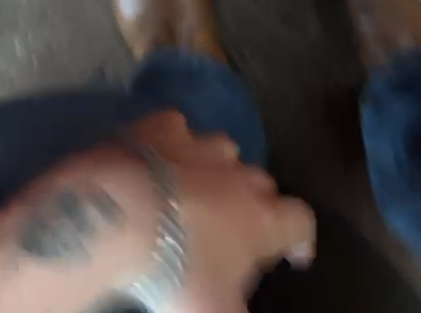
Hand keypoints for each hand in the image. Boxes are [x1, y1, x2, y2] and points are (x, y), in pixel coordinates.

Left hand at [132, 110, 315, 311]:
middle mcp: (238, 175)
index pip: (300, 221)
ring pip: (224, 149)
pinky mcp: (160, 126)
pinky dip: (176, 139)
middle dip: (257, 202)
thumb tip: (241, 310)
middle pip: (262, 182)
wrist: (119, 214)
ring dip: (220, 167)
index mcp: (262, 219)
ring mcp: (199, 144)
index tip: (292, 254)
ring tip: (203, 186)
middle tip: (240, 227)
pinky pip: (177, 126)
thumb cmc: (176, 270)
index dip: (300, 238)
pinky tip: (166, 151)